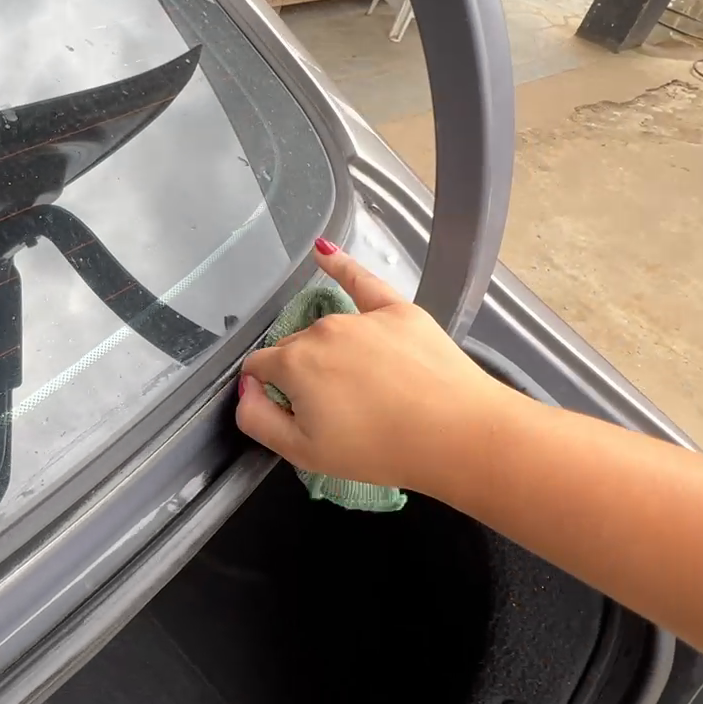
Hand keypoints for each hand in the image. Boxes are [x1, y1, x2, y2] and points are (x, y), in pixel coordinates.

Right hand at [235, 240, 519, 498]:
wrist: (457, 436)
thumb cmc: (377, 450)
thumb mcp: (301, 452)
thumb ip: (255, 419)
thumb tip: (245, 389)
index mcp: (293, 363)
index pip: (258, 368)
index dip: (268, 391)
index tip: (293, 413)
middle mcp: (321, 330)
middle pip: (293, 348)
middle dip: (300, 374)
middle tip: (332, 411)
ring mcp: (361, 318)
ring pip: (326, 331)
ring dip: (329, 352)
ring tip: (361, 389)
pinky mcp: (398, 311)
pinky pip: (362, 281)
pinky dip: (340, 265)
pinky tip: (322, 250)